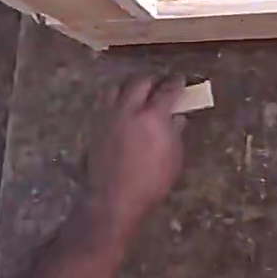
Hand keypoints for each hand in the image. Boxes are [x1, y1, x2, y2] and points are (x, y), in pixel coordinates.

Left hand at [83, 75, 187, 239]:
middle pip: (141, 82)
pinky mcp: (95, 124)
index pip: (167, 90)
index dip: (177, 83)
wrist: (113, 198)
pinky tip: (121, 106)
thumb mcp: (173, 158)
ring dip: (131, 85)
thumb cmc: (150, 182)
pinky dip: (116, 97)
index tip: (181, 81)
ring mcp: (108, 114)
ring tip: (139, 92)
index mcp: (152, 116)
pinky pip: (105, 101)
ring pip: (118, 86)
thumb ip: (176, 132)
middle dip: (154, 80)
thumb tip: (177, 116)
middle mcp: (128, 108)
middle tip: (162, 84)